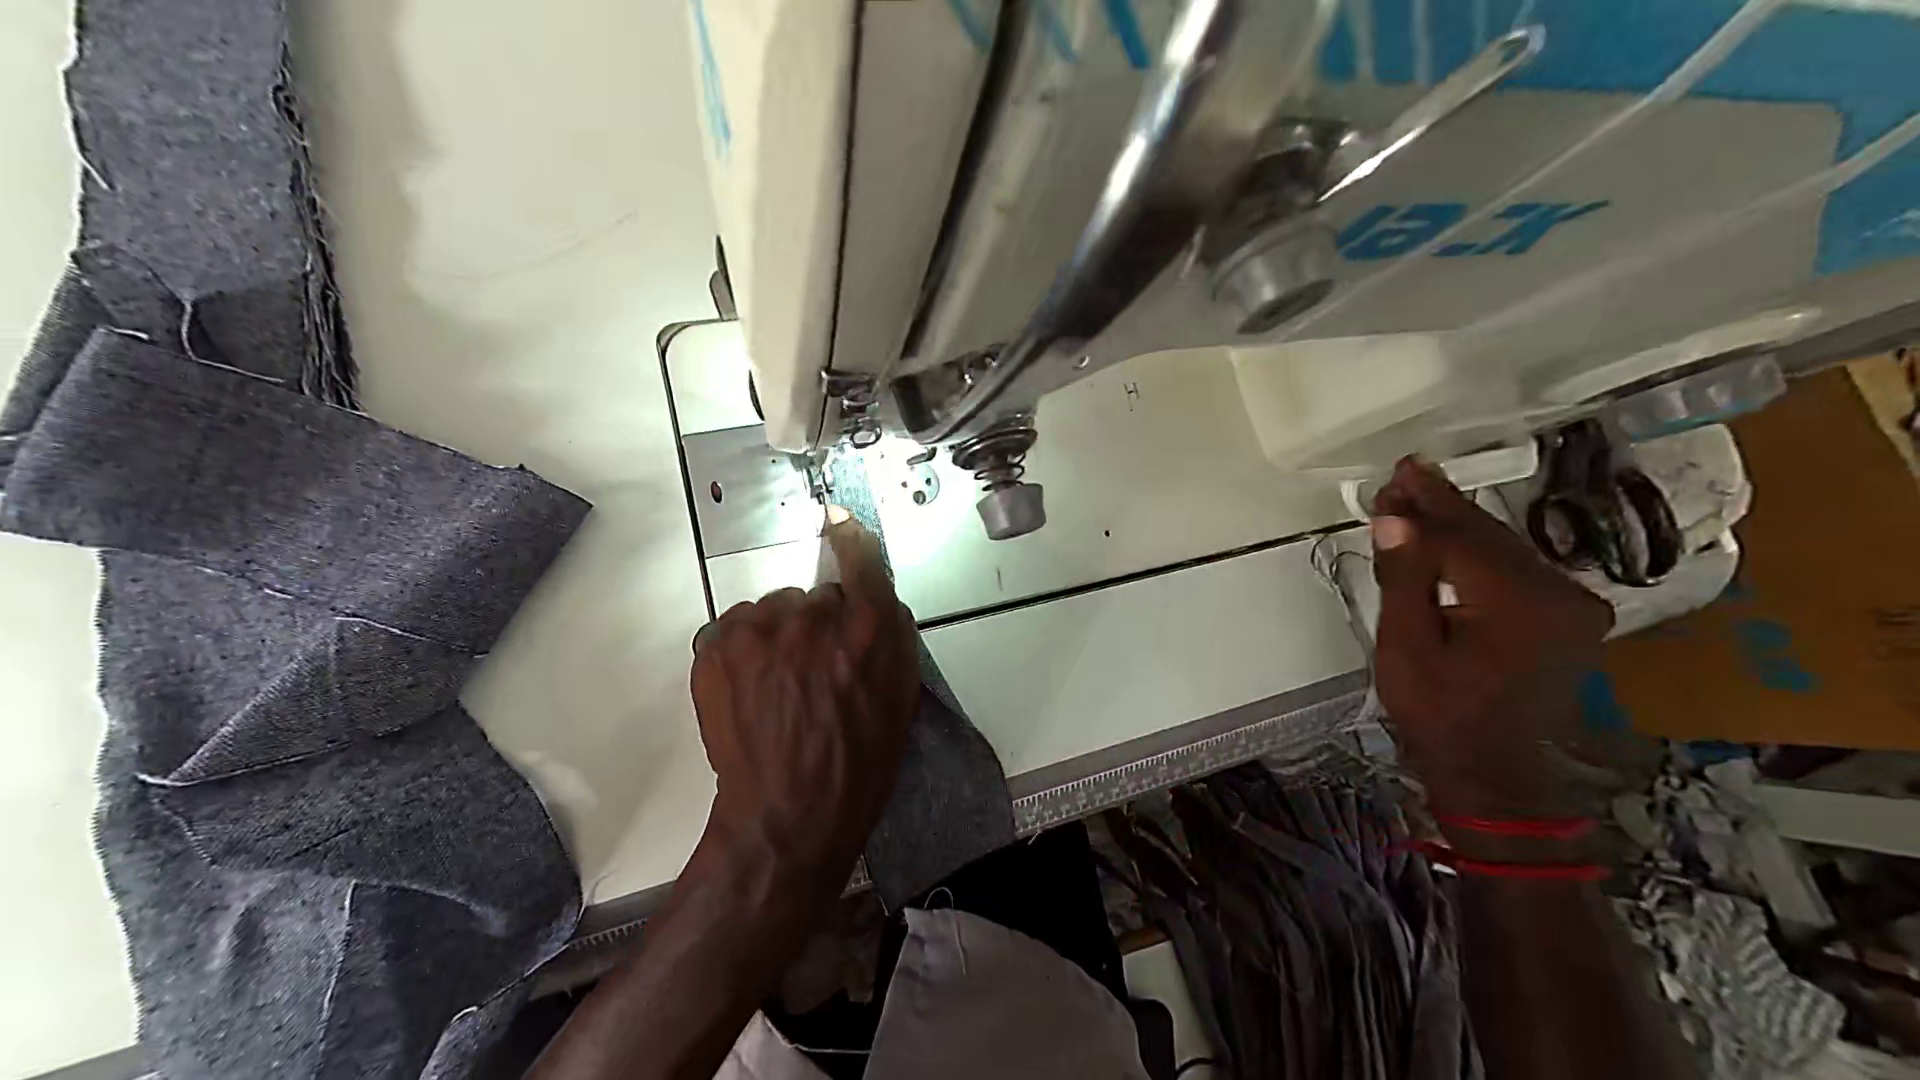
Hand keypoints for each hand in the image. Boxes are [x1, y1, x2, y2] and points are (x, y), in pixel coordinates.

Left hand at [689, 513, 921, 900]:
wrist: (787, 814)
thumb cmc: (857, 764)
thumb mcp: (901, 700)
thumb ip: (894, 637)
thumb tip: (879, 602)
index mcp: (867, 627)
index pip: (860, 557)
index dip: (850, 537)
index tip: (836, 519)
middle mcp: (812, 615)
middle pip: (815, 595)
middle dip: (818, 623)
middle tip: (814, 672)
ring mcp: (759, 628)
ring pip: (773, 611)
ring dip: (778, 637)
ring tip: (779, 689)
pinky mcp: (716, 645)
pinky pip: (737, 628)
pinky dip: (745, 650)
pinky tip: (752, 691)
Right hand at [1370, 457, 1613, 821]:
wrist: (1490, 768)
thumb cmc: (1437, 710)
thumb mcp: (1406, 646)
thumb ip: (1405, 578)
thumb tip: (1395, 520)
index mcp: (1520, 603)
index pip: (1463, 538)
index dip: (1424, 506)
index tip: (1395, 476)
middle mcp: (1563, 596)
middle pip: (1490, 536)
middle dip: (1442, 507)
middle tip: (1403, 478)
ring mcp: (1575, 607)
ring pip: (1505, 549)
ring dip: (1459, 525)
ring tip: (1417, 501)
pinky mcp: (1570, 617)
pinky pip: (1517, 568)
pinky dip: (1479, 551)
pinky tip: (1452, 538)